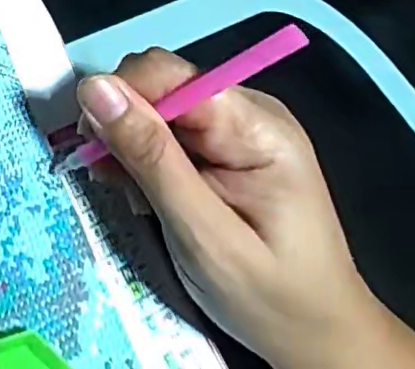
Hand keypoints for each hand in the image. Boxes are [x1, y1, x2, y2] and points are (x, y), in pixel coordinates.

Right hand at [76, 49, 414, 368]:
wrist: (322, 343)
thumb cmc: (272, 299)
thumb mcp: (204, 236)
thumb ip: (150, 157)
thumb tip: (95, 87)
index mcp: (254, 123)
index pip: (168, 73)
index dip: (121, 98)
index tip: (92, 146)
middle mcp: (245, 108)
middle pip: (161, 83)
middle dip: (125, 124)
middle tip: (115, 180)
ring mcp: (237, 125)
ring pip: (158, 106)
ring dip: (133, 146)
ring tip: (137, 197)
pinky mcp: (226, 144)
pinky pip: (170, 129)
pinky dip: (147, 157)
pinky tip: (150, 194)